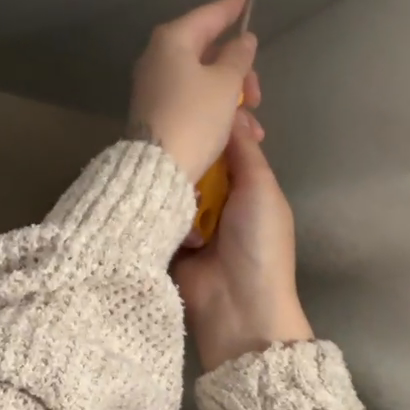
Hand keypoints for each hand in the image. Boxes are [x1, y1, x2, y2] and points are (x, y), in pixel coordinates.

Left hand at [127, 0, 261, 182]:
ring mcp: (154, 89)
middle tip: (256, 96)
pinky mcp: (156, 115)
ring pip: (203, 83)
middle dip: (239, 73)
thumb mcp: (226, 84)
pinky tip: (235, 133)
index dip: (230, 9)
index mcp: (172, 41)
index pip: (208, 16)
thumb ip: (238, 57)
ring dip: (232, 101)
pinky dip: (214, 113)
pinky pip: (192, 104)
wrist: (156, 170)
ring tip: (251, 128)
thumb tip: (242, 41)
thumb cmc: (194, 118)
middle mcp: (158, 60)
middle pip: (208, 54)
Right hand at [172, 110, 313, 371]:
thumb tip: (232, 111)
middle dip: (185, 155)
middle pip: (196, 164)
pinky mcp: (168, 245)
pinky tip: (148, 201)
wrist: (237, 308)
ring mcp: (192, 224)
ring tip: (159, 172)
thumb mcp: (261, 188)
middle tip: (166, 135)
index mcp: (248, 187)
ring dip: (170, 184)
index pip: (225, 147)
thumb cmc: (258, 243)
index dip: (213, 126)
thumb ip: (244, 150)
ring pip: (174, 188)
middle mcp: (219, 202)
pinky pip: (157, 217)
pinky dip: (155, 212)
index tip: (193, 102)